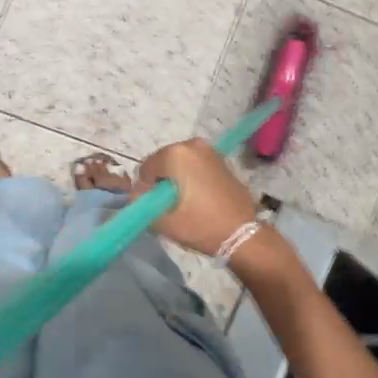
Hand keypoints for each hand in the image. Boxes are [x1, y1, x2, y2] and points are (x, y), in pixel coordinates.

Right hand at [136, 138, 258, 256]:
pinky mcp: (221, 159)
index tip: (156, 207)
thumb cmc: (202, 225)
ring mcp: (209, 150)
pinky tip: (199, 197)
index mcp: (176, 154)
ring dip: (176, 178)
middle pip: (163, 161)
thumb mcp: (164, 221)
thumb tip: (135, 195)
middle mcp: (192, 144)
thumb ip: (141, 205)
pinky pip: (195, 164)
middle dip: (161, 181)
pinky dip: (191, 176)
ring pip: (179, 162)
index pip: (146, 168)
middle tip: (169, 205)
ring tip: (185, 202)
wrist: (242, 233)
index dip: (146, 189)